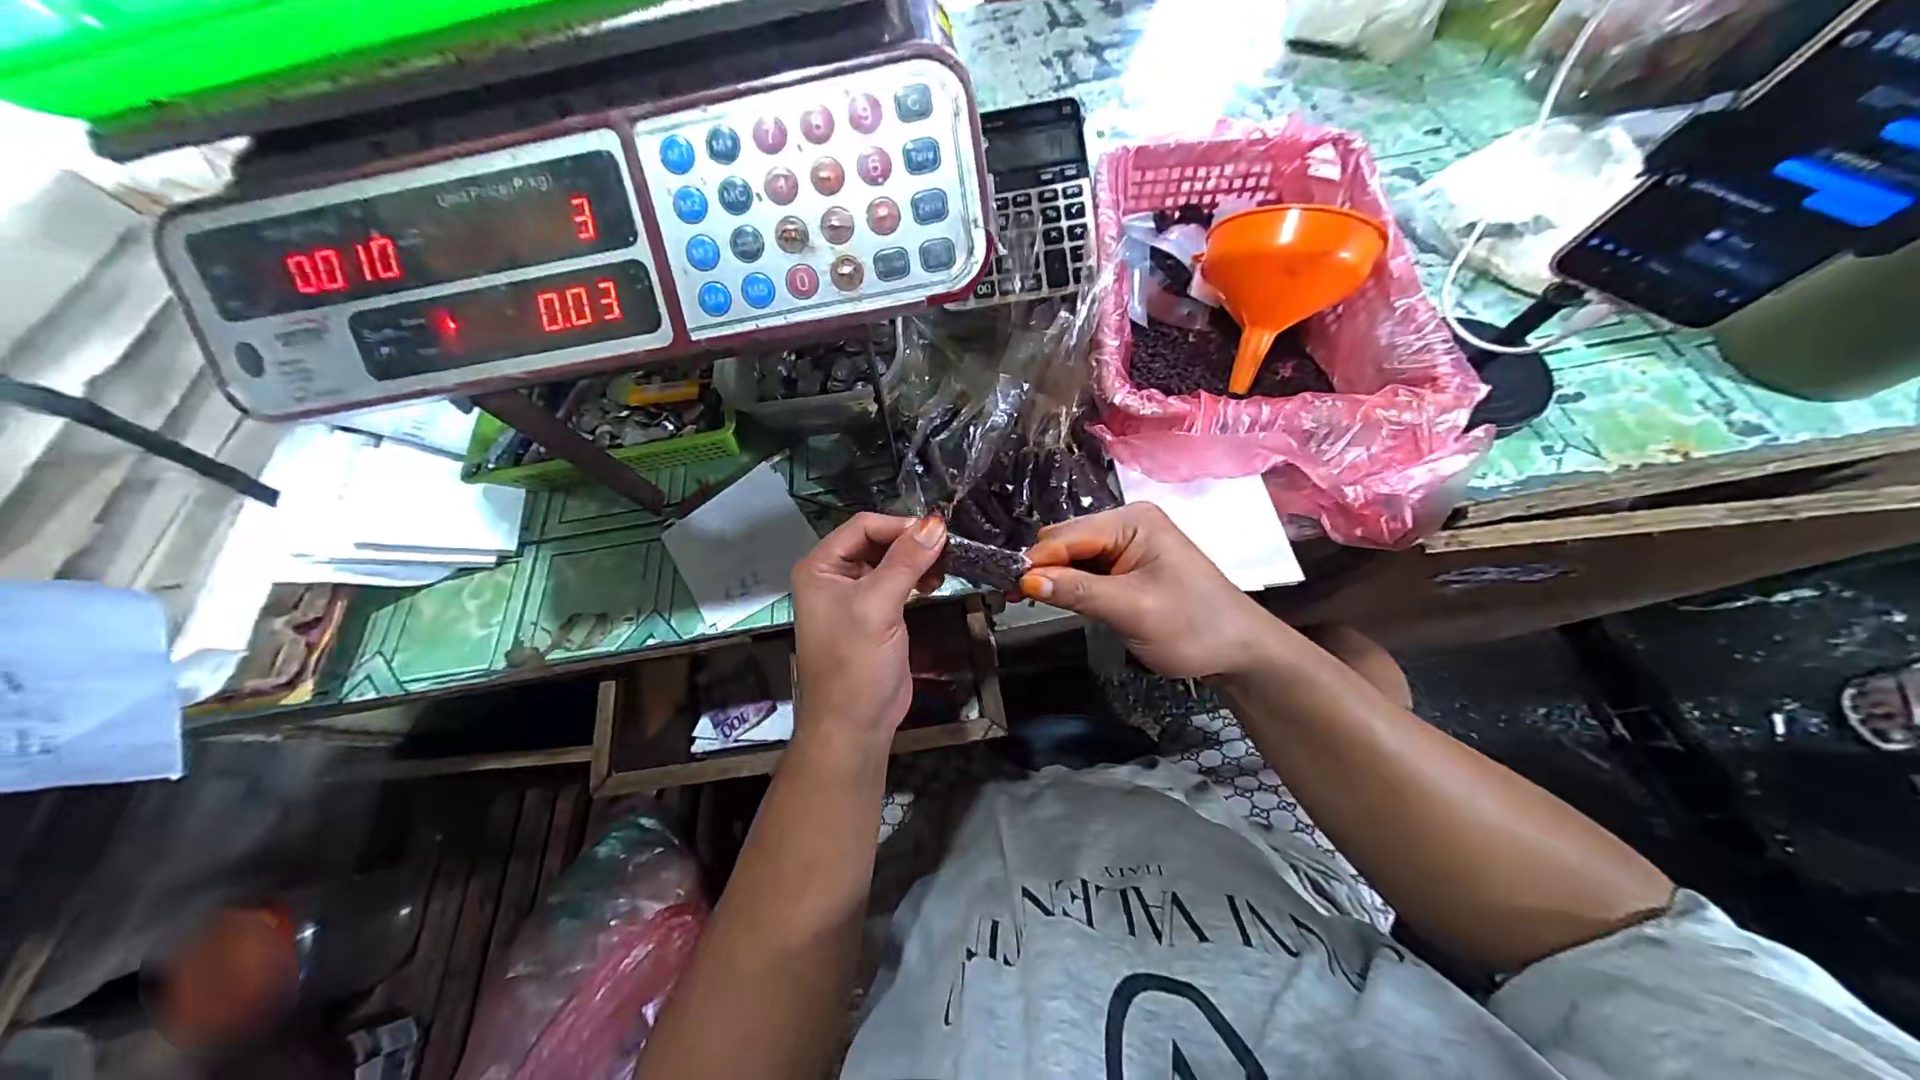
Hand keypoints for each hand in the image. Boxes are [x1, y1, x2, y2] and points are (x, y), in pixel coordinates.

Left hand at [791, 513, 946, 745]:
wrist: (854, 724)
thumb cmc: (855, 664)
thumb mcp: (878, 606)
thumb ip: (905, 561)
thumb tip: (936, 524)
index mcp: (820, 567)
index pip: (863, 526)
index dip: (900, 525)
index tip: (938, 532)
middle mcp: (834, 575)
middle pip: (877, 540)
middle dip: (911, 542)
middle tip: (946, 549)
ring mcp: (855, 595)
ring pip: (891, 560)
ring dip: (917, 559)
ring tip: (943, 568)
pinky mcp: (876, 613)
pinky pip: (898, 581)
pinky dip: (917, 577)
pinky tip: (934, 582)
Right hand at [1021, 503, 1279, 678]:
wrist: (1239, 652)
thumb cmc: (1194, 626)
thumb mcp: (1132, 609)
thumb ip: (1077, 592)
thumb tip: (1026, 580)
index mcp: (1133, 521)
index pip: (1068, 535)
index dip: (1036, 562)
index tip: (1006, 587)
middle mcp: (1127, 524)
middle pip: (1065, 541)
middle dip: (1041, 568)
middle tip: (1015, 600)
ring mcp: (1127, 545)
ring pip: (1071, 556)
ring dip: (1052, 578)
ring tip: (1028, 601)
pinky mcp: (1126, 567)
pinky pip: (1085, 570)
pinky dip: (1068, 585)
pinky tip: (1055, 599)